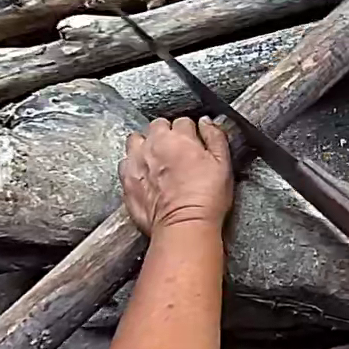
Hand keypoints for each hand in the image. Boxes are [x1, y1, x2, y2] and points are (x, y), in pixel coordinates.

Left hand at [119, 117, 233, 234]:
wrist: (184, 226)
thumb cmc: (206, 198)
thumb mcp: (223, 165)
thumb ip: (215, 137)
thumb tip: (207, 122)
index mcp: (179, 137)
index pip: (183, 122)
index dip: (190, 133)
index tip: (194, 145)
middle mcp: (154, 143)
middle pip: (157, 126)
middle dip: (166, 134)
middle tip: (176, 152)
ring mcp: (136, 160)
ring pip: (136, 139)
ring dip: (146, 145)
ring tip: (156, 160)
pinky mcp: (126, 179)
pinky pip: (125, 162)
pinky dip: (134, 165)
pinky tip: (145, 176)